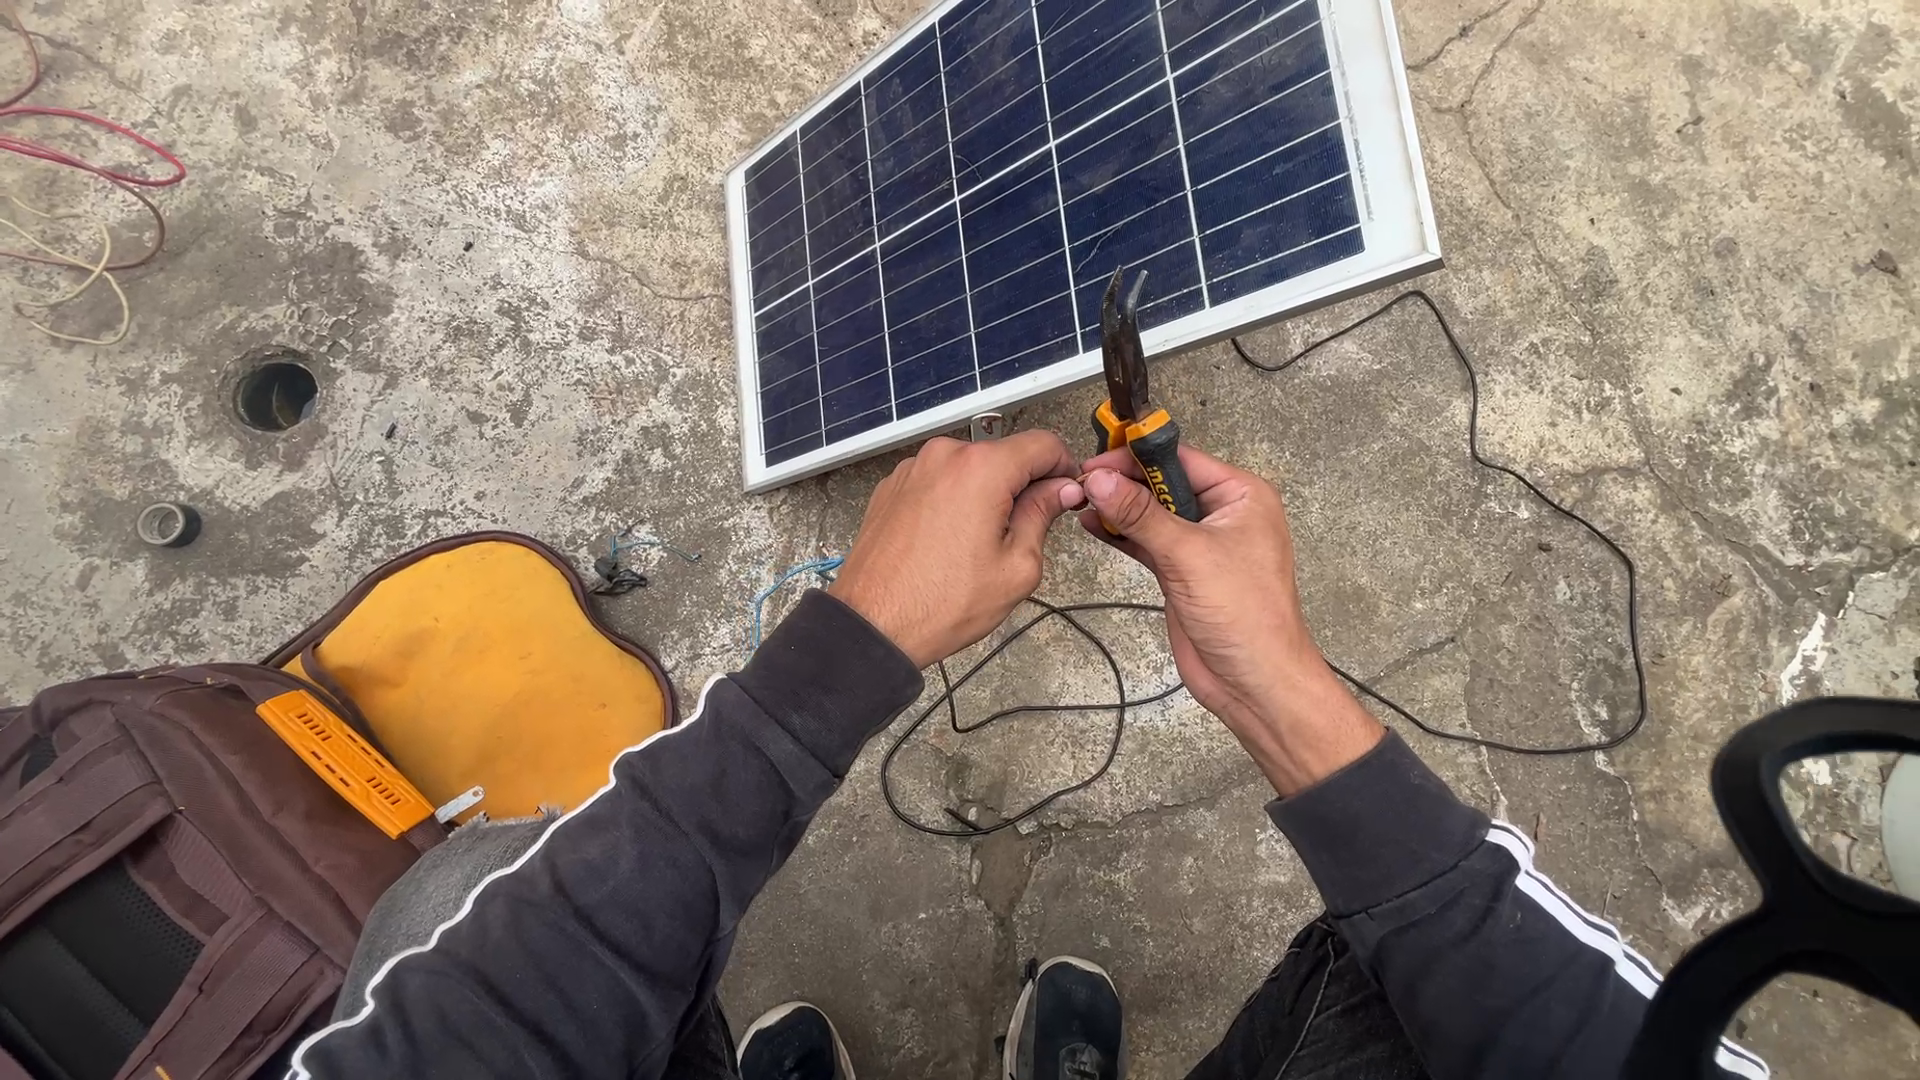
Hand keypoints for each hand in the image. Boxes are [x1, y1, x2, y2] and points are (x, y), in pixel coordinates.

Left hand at [830, 432, 1085, 668]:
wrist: (872, 625)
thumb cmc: (942, 603)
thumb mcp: (1016, 567)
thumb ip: (1043, 515)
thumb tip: (1061, 489)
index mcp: (981, 468)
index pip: (1042, 444)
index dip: (1064, 468)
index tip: (1066, 494)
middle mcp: (944, 455)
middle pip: (1003, 455)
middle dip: (1022, 486)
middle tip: (1024, 532)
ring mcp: (912, 468)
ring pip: (969, 468)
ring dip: (985, 494)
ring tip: (979, 544)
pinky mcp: (891, 487)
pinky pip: (938, 481)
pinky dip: (952, 501)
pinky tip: (948, 541)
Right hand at [1078, 444, 1382, 794]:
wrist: (1254, 682)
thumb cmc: (1245, 615)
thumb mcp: (1189, 555)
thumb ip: (1140, 515)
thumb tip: (1099, 479)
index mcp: (1240, 496)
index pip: (1179, 459)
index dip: (1135, 457)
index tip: (1095, 459)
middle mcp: (1221, 513)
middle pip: (1161, 483)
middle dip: (1122, 481)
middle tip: (1082, 481)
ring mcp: (1198, 543)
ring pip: (1150, 512)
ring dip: (1116, 507)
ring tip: (1079, 499)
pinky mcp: (1179, 569)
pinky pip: (1145, 541)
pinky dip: (1119, 533)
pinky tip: (1091, 524)